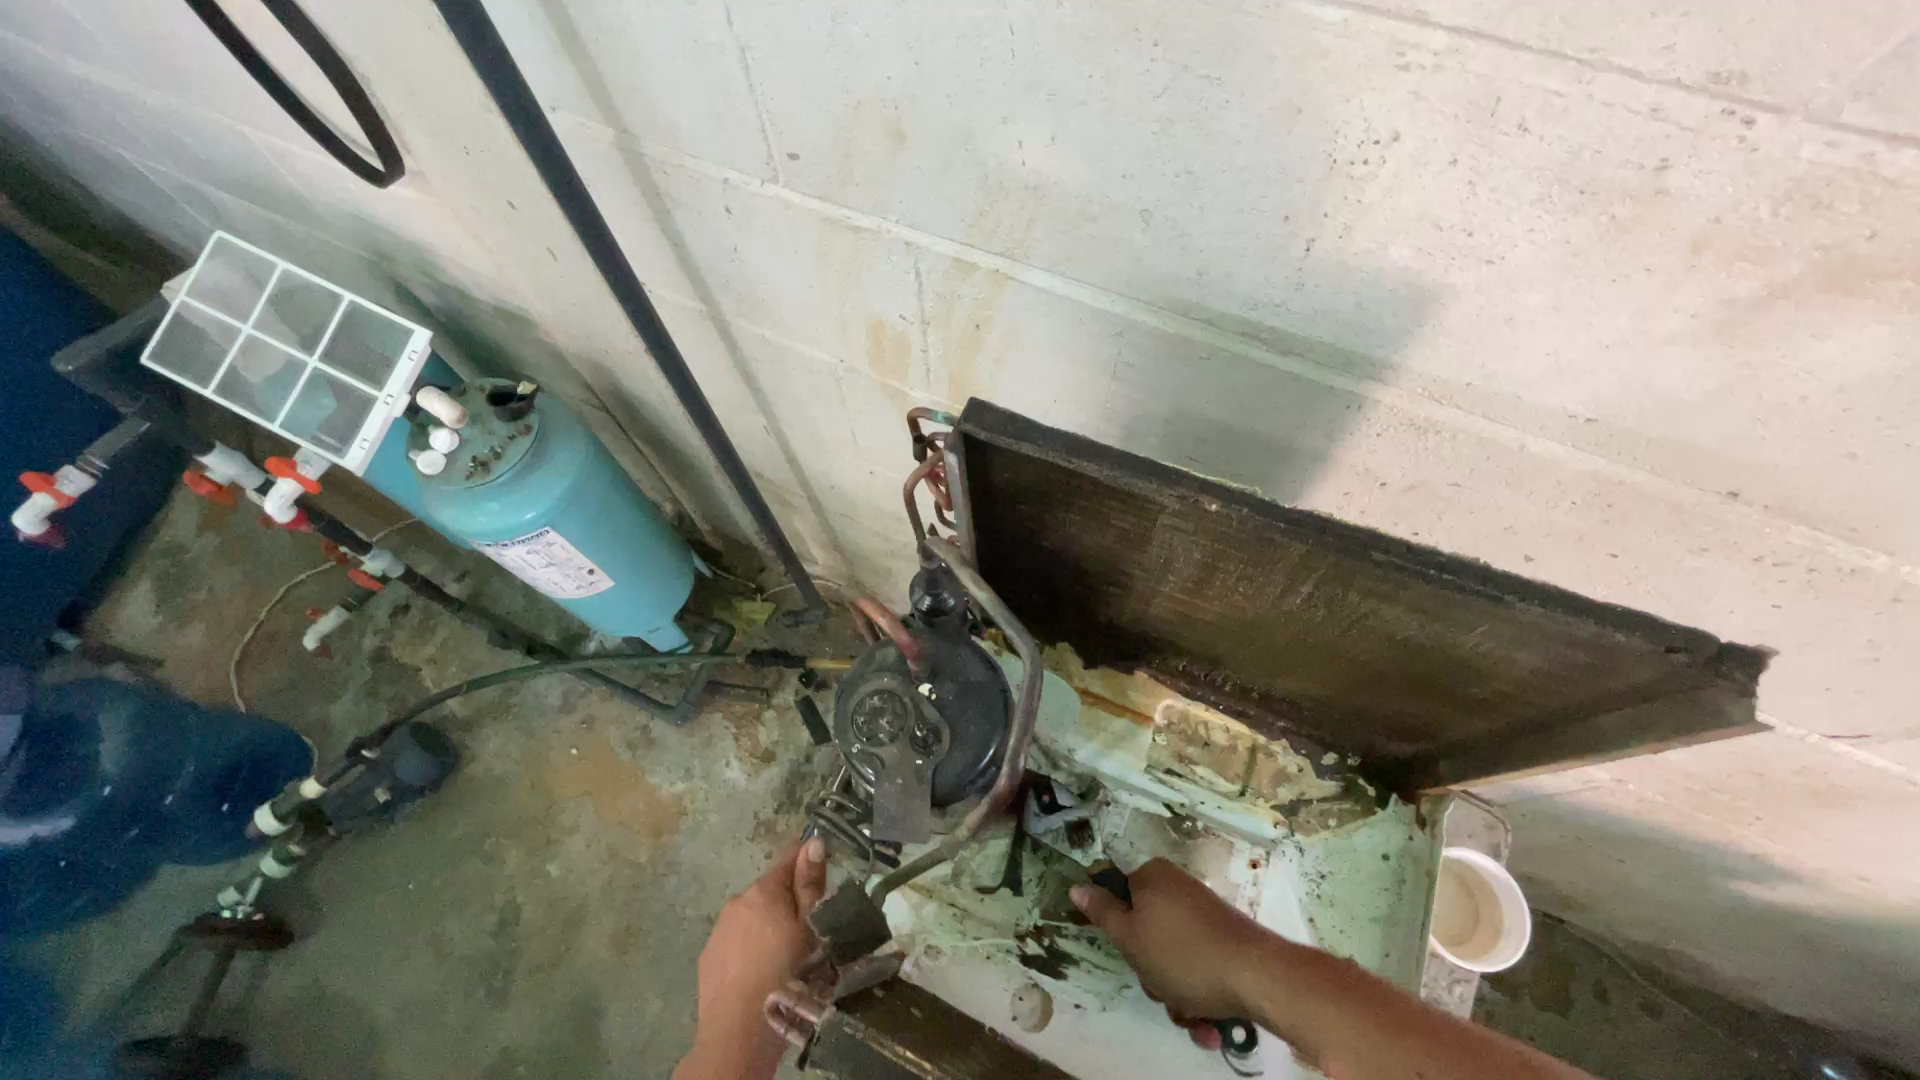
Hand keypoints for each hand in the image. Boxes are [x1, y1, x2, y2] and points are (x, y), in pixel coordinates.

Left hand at [677, 836, 826, 1079]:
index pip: (789, 858)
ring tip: (786, 959)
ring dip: (769, 927)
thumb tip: (814, 842)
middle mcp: (737, 902)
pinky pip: (737, 943)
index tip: (824, 879)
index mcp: (764, 891)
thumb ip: (811, 885)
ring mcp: (719, 931)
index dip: (808, 862)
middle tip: (810, 932)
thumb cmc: (787, 974)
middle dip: (789, 902)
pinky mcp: (709, 959)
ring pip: (752, 918)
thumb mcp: (811, 929)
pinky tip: (762, 975)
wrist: (739, 1032)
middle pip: (770, 891)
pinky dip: (751, 950)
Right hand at [1072, 858, 1264, 1044]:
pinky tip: (1208, 1021)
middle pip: (1147, 933)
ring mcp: (1205, 915)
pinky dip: (1198, 994)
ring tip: (1190, 1014)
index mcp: (1153, 877)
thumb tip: (1077, 886)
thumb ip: (1102, 912)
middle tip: (1160, 987)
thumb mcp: (1129, 936)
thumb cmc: (1182, 954)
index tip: (1131, 955)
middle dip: (1152, 972)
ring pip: (1173, 958)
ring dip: (1176, 994)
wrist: (1257, 976)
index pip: (1120, 899)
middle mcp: (1179, 889)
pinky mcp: (1225, 941)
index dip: (1120, 933)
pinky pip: (1198, 966)